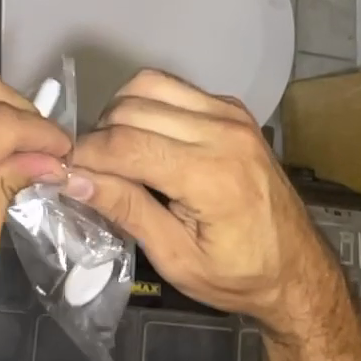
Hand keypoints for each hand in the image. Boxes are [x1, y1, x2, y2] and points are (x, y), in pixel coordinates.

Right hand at [65, 70, 348, 348]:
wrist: (298, 268)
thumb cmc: (237, 276)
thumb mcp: (175, 258)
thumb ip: (125, 210)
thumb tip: (70, 177)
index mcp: (211, 176)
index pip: (125, 144)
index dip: (84, 154)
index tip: (62, 172)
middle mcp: (222, 131)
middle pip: (130, 108)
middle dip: (97, 135)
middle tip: (90, 170)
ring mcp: (230, 113)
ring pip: (147, 84)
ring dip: (118, 112)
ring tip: (116, 151)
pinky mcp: (231, 107)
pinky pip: (172, 87)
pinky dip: (146, 104)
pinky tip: (146, 139)